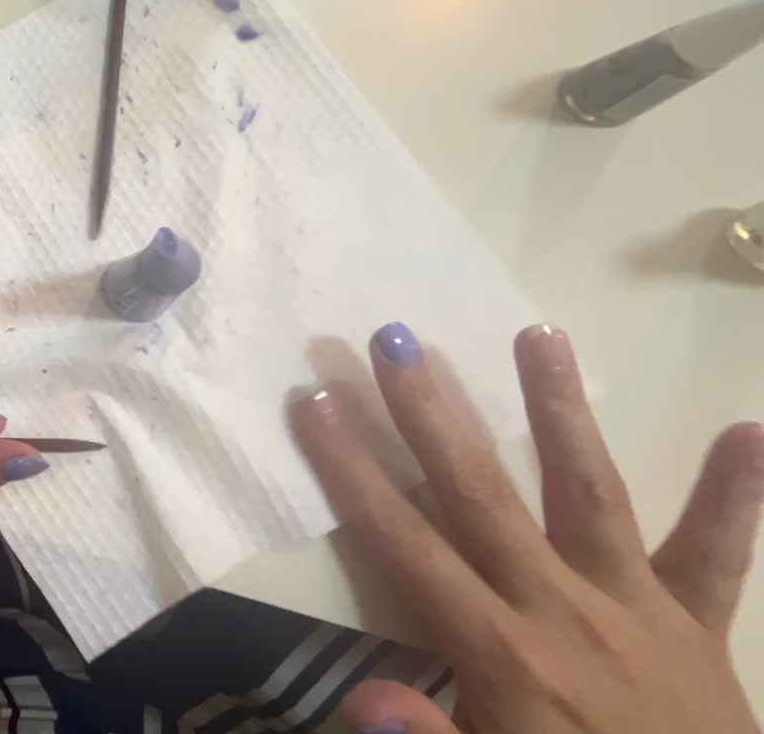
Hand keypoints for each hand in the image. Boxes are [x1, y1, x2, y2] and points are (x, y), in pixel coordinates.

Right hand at [294, 323, 763, 733]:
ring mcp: (637, 609)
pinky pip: (717, 556)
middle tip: (396, 340)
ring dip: (561, 412)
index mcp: (500, 648)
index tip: (313, 400)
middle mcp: (561, 608)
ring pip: (590, 494)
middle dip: (431, 413)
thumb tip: (360, 698)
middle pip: (481, 493)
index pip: (402, 537)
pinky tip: (752, 430)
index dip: (350, 468)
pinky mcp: (699, 625)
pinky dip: (734, 495)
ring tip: (540, 336)